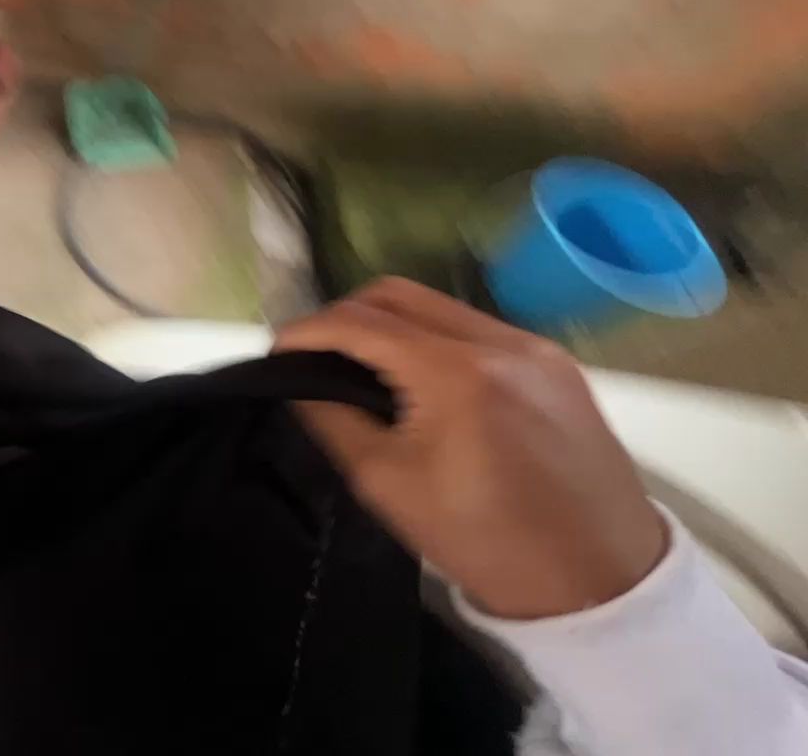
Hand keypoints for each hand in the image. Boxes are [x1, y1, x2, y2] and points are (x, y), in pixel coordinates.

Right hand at [275, 277, 667, 620]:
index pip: (356, 322)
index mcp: (456, 374)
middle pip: (392, 293)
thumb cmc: (482, 538)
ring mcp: (536, 349)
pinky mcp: (555, 363)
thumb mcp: (381, 479)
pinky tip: (411, 372)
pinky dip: (423, 334)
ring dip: (381, 321)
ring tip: (357, 361)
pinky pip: (467, 324)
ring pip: (431, 303)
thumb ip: (328, 415)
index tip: (274, 351)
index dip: (303, 331)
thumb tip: (295, 380)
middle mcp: (500, 343)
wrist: (602, 584)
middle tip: (313, 353)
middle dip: (339, 315)